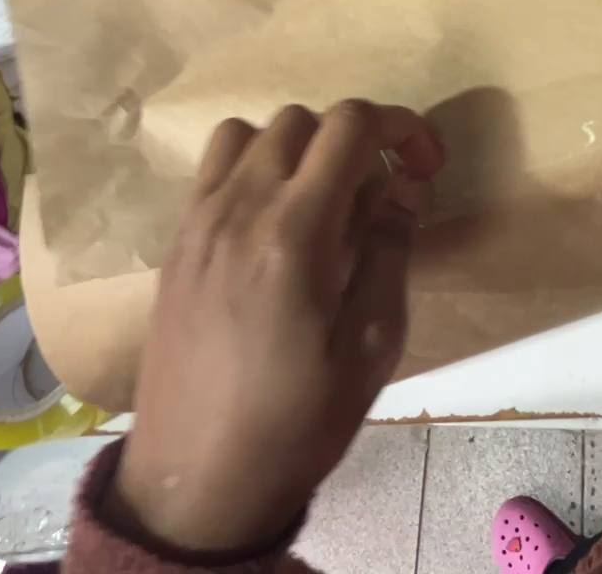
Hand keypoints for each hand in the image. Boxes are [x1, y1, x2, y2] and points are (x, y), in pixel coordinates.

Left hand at [104, 101, 443, 555]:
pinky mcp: (176, 243)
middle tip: (384, 187)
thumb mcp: (375, 340)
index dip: (402, 127)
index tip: (425, 167)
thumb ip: (392, 247)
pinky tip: (278, 218)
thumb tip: (404, 185)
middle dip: (358, 137)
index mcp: (296, 232)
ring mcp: (198, 223)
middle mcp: (240, 210)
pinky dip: (258, 165)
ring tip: (327, 196)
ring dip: (303, 146)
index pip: (351, 125)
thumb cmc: (300, 417)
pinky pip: (216, 166)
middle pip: (305, 118)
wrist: (197, 483)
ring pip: (254, 131)